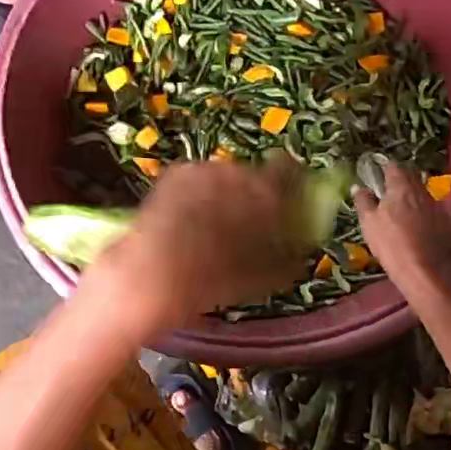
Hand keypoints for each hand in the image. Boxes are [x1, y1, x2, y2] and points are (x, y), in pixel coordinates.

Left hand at [82, 158, 307, 325]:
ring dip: (225, 193)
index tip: (287, 201)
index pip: (289, 171)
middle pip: (255, 175)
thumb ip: (287, 259)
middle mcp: (238, 172)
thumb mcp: (258, 278)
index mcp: (264, 193)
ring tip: (214, 224)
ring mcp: (205, 168)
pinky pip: (200, 178)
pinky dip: (200, 192)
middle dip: (254, 195)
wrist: (150, 275)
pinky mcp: (178, 172)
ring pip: (226, 177)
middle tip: (248, 223)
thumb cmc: (208, 281)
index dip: (290, 184)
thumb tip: (300, 253)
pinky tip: (191, 217)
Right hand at [356, 162, 450, 295]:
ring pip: (422, 194)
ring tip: (401, 211)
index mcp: (401, 186)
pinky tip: (416, 227)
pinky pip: (432, 210)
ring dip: (412, 198)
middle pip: (411, 177)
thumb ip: (364, 202)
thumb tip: (359, 186)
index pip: (393, 166)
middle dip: (399, 181)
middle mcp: (422, 191)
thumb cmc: (392, 245)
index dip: (384, 169)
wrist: (427, 274)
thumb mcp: (369, 224)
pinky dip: (423, 213)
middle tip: (387, 193)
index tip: (376, 178)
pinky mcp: (447, 223)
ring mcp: (437, 206)